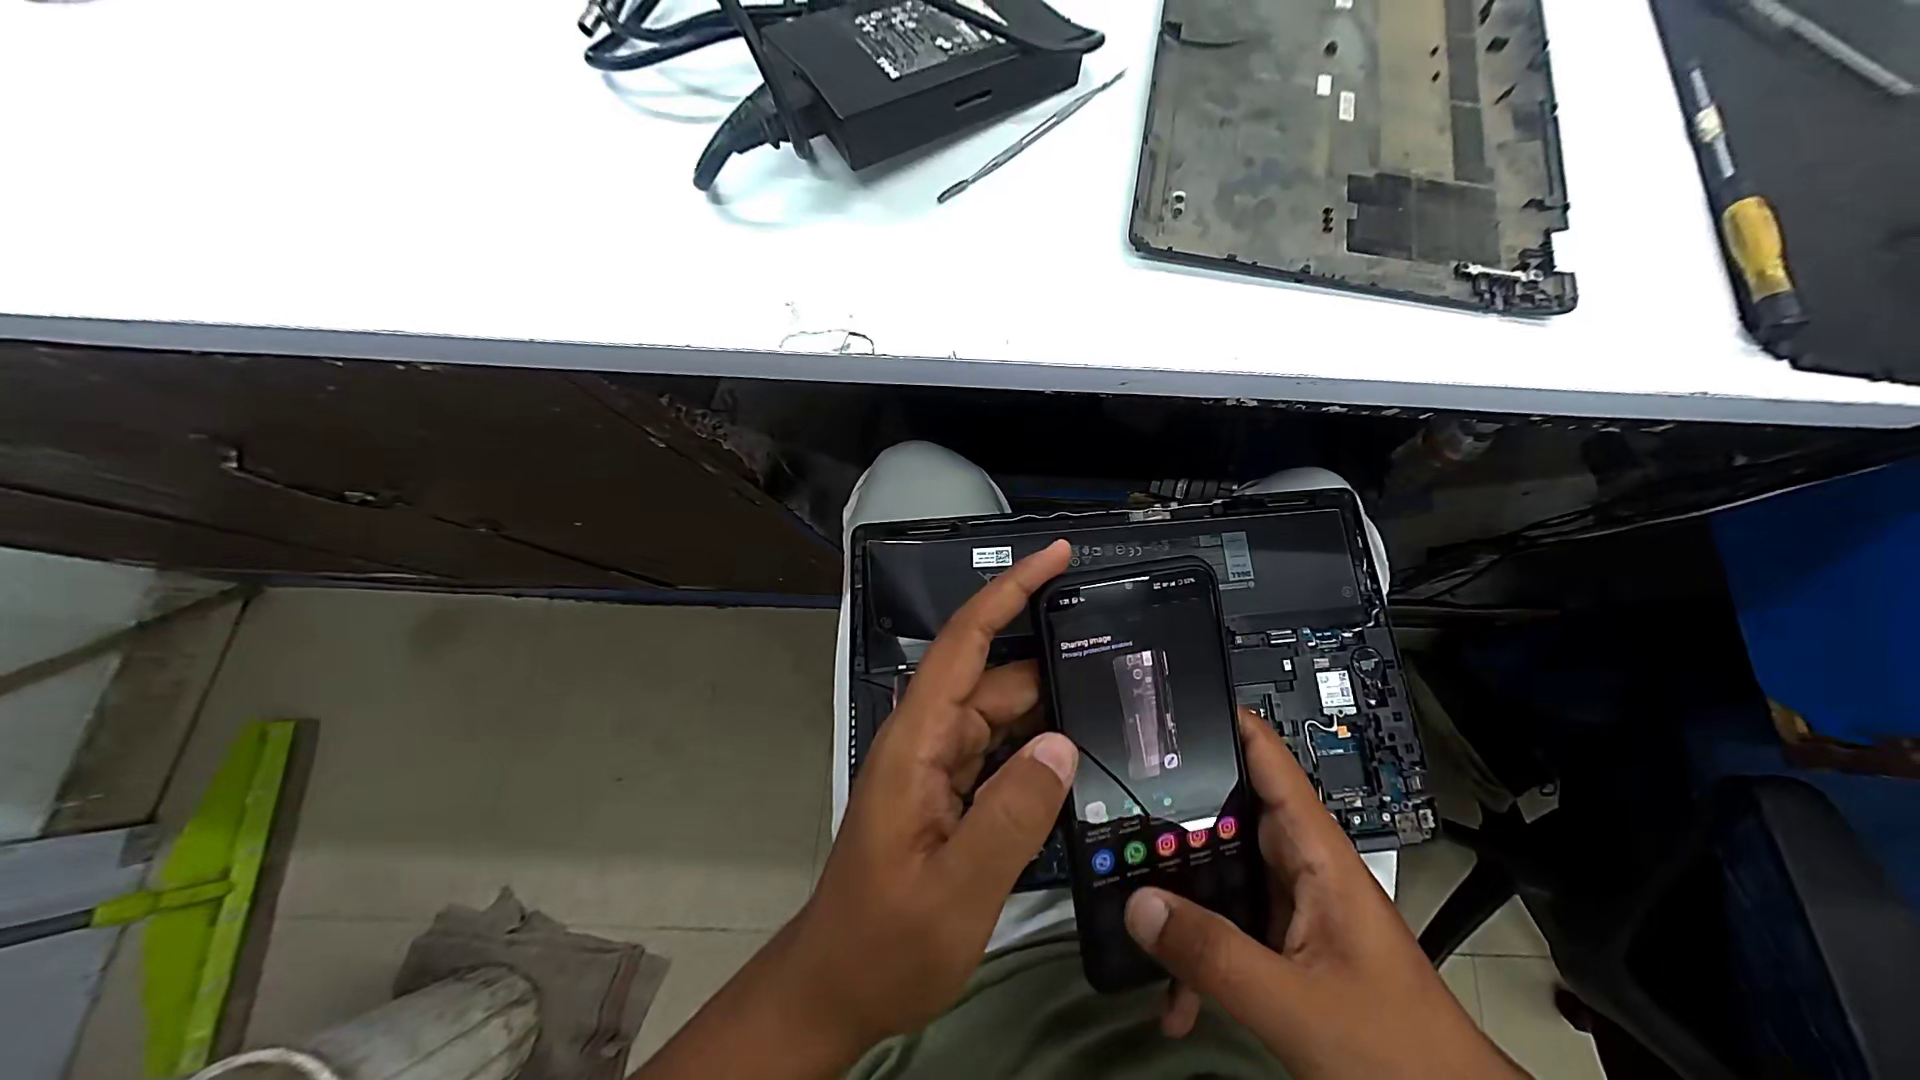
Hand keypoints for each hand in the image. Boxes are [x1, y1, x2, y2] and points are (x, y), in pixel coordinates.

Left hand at [641, 540, 1076, 1079]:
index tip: (1056, 557)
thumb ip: (1010, 817)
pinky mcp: (948, 792)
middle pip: (996, 678)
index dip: (1009, 592)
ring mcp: (938, 766)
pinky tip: (1078, 758)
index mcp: (917, 743)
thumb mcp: (955, 890)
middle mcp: (927, 740)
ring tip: (1115, 706)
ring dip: (1051, 707)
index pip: (965, 643)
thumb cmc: (883, 942)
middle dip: (1054, 659)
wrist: (836, 986)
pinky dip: (1038, 748)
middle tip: (1123, 660)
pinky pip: (1001, 752)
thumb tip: (1061, 744)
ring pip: (1004, 716)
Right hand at [1124, 710, 1525, 1079]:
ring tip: (1128, 908)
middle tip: (1112, 812)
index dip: (1224, 722)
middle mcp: (1300, 868)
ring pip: (1219, 874)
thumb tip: (1138, 906)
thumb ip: (1215, 956)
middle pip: (1226, 813)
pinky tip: (1171, 994)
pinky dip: (1196, 950)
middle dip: (1173, 816)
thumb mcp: (1295, 1004)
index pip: (1268, 761)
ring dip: (1179, 896)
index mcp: (1317, 855)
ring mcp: (1289, 907)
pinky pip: (1224, 925)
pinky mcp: (1280, 944)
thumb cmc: (1395, 1051)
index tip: (1166, 707)